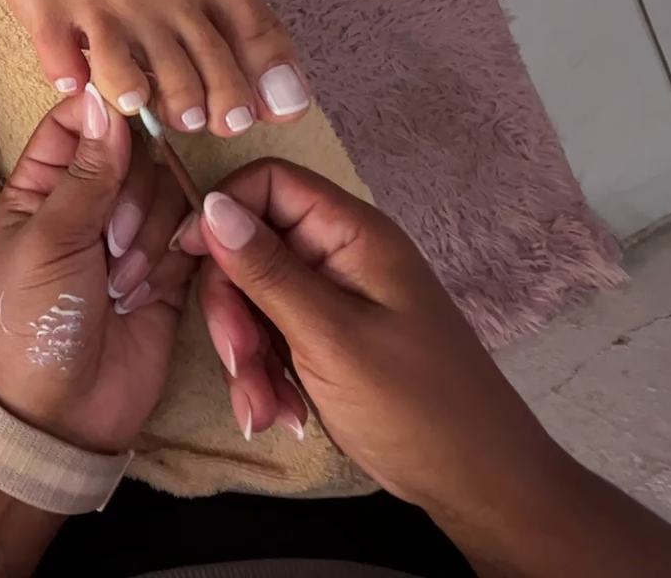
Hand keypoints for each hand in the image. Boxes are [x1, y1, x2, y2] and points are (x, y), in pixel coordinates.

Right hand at [0, 0, 313, 139]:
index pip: (251, 36)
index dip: (261, 80)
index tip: (267, 109)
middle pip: (194, 70)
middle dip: (206, 104)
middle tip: (204, 122)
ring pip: (131, 81)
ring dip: (141, 99)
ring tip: (140, 108)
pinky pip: (61, 62)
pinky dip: (70, 78)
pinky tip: (72, 82)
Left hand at [0, 85, 196, 452]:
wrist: (62, 413)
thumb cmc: (34, 319)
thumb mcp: (50, 239)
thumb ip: (87, 171)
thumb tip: (103, 95)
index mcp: (44, 183)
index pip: (80, 120)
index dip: (108, 114)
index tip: (133, 118)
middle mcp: (89, 198)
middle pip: (134, 153)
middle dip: (129, 197)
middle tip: (107, 247)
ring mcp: (130, 231)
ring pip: (167, 191)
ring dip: (148, 237)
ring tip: (120, 285)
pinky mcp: (168, 265)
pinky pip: (190, 233)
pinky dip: (174, 258)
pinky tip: (147, 292)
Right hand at [179, 160, 576, 521]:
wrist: (478, 489)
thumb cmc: (416, 406)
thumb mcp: (331, 336)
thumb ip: (266, 269)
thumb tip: (209, 205)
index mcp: (350, 233)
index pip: (269, 182)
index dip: (222, 209)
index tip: (191, 255)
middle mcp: (333, 252)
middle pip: (247, 245)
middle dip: (231, 306)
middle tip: (239, 359)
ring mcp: (323, 293)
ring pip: (247, 295)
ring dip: (243, 351)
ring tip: (263, 407)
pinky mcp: (315, 330)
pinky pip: (263, 331)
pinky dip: (260, 371)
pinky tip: (276, 411)